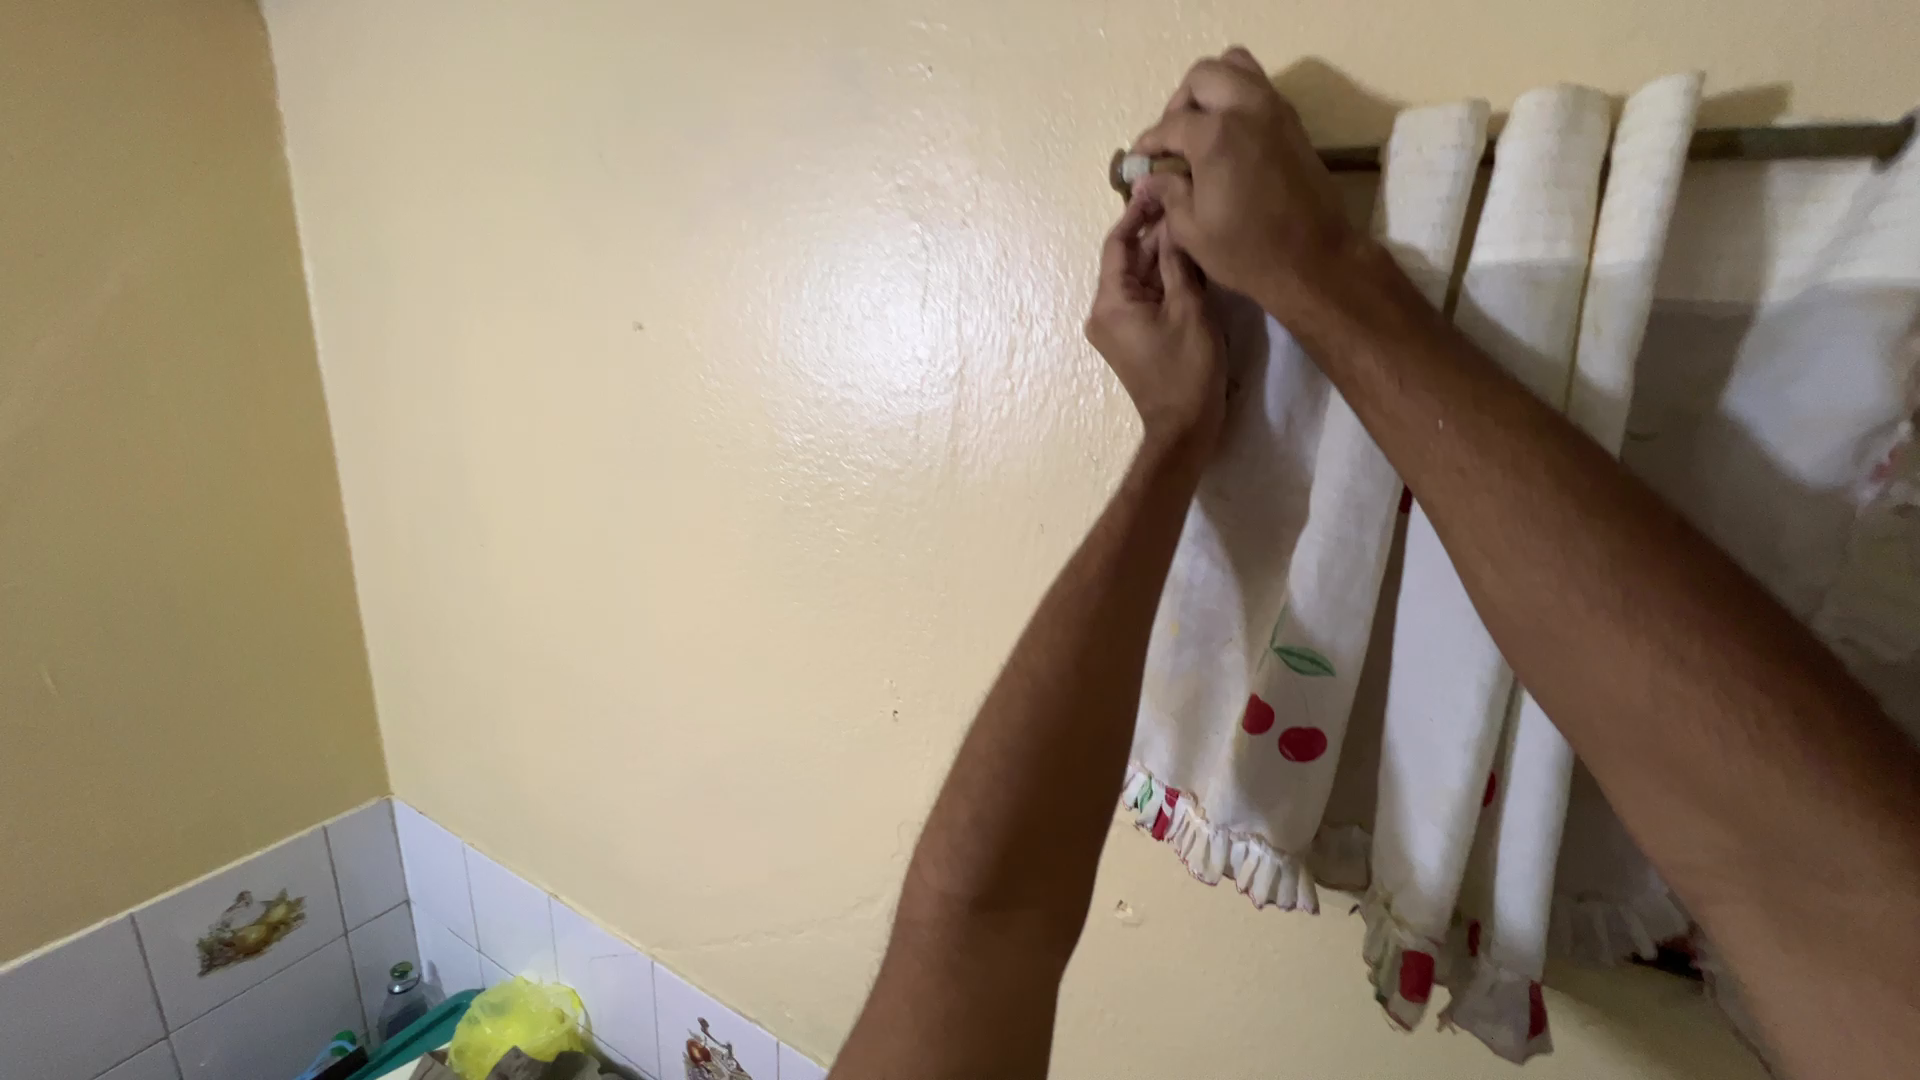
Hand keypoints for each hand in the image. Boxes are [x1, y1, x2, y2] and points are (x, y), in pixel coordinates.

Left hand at [1085, 194, 1225, 452]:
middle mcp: (1102, 312)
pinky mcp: (1128, 337)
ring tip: (1194, 225)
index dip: (1138, 213)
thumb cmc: (1187, 369)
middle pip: (1127, 260)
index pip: (1116, 243)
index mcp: (1109, 303)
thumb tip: (1173, 219)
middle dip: (1155, 233)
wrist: (1182, 426)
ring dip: (1161, 255)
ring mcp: (1114, 327)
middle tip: (1188, 202)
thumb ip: (1178, 261)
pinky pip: (1142, 298)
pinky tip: (1189, 261)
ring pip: (1137, 278)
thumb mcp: (1189, 307)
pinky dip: (1162, 280)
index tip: (1163, 188)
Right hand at [1130, 47, 1361, 316]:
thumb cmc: (1245, 251)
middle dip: (1179, 104)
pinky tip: (1224, 140)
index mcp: (1216, 136)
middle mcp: (1246, 108)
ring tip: (1198, 130)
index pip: (1170, 125)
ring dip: (1210, 91)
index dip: (1148, 145)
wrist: (1311, 258)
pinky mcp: (1291, 122)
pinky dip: (1235, 100)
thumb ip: (1166, 194)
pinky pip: (1257, 88)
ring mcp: (1274, 110)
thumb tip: (1146, 180)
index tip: (1137, 163)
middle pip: (1203, 77)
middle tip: (1171, 141)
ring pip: (1235, 68)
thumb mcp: (1191, 230)